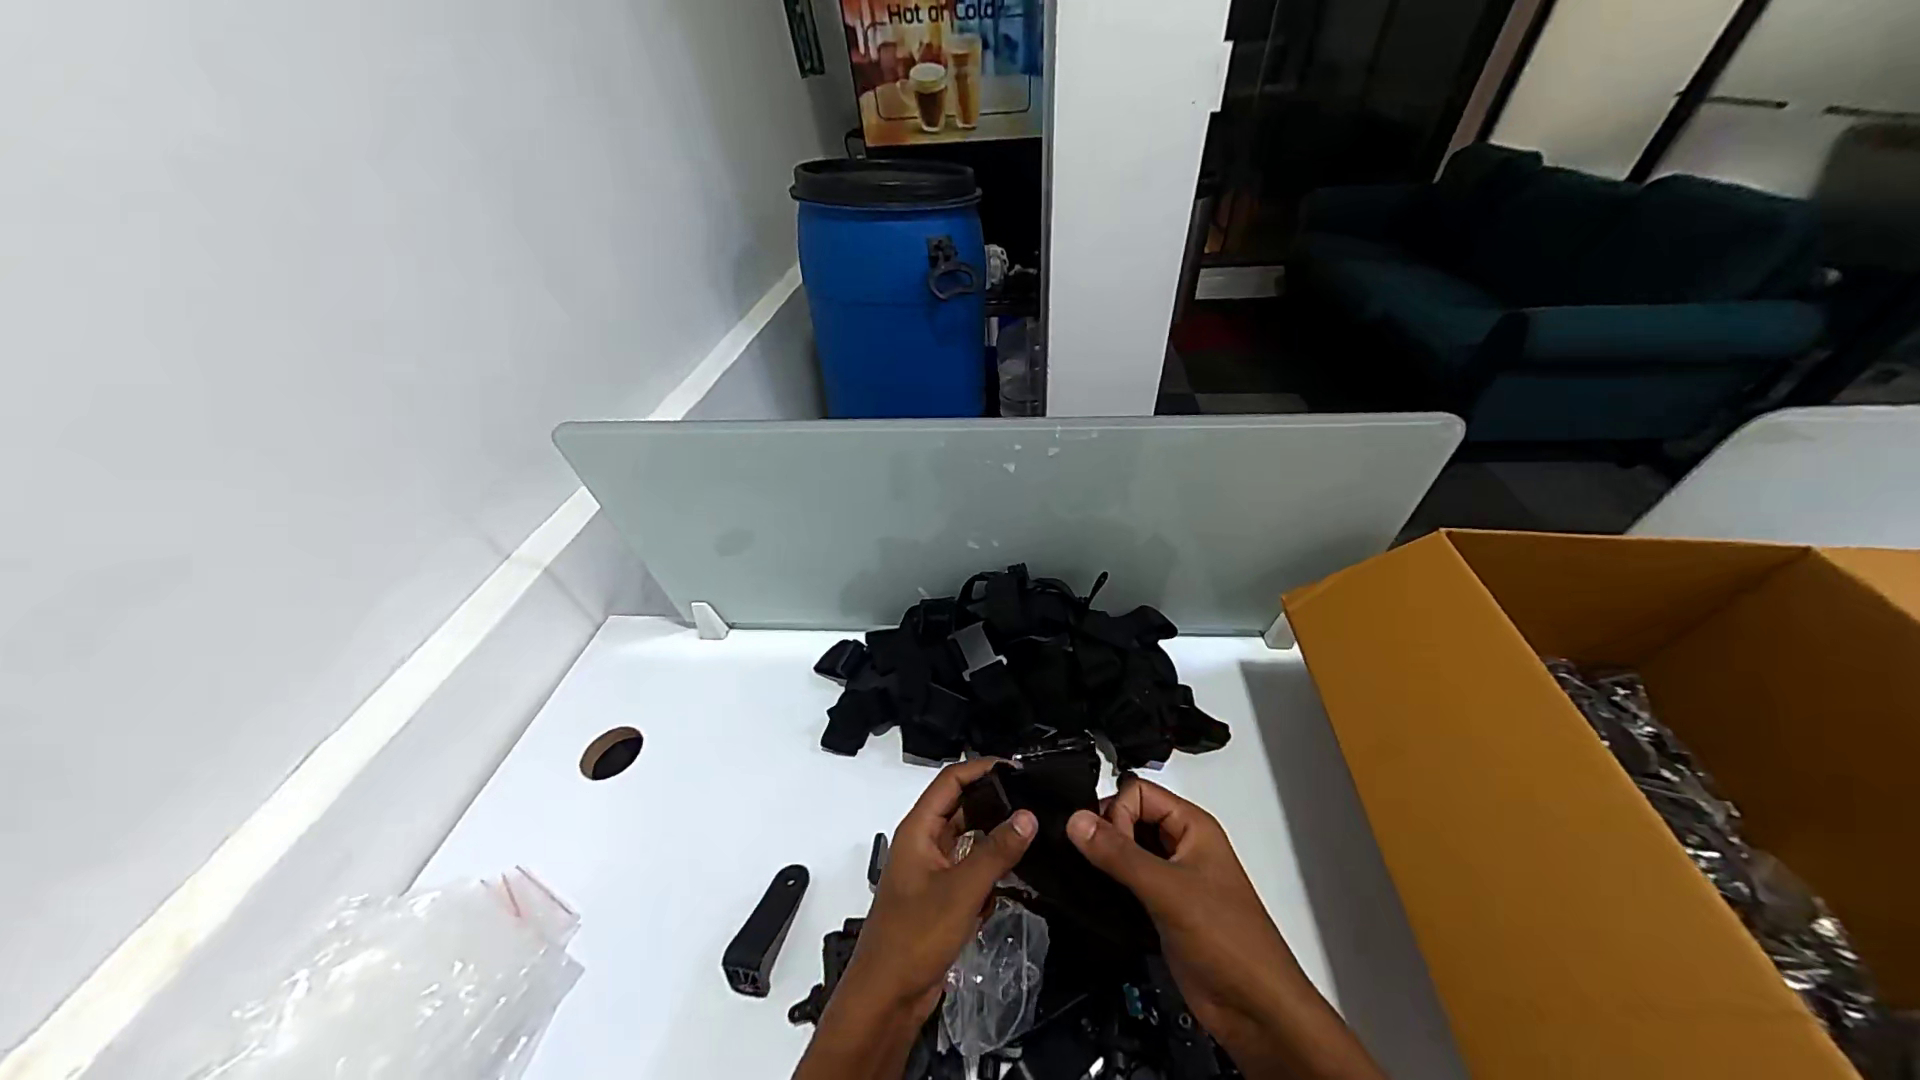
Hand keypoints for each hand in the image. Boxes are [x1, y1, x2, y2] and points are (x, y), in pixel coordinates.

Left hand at [795, 759, 1035, 1079]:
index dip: (981, 768)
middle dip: (994, 805)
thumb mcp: (961, 890)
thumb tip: (1027, 816)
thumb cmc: (913, 938)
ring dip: (995, 841)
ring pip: (969, 841)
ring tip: (1030, 837)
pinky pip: (971, 871)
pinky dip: (991, 872)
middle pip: (962, 808)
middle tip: (1031, 803)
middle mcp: (924, 844)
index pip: (950, 780)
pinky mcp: (942, 897)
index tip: (1015, 769)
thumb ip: (996, 851)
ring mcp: (933, 871)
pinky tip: (1014, 879)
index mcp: (918, 830)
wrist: (888, 997)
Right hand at [1067, 777, 1385, 1079]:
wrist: (1253, 1010)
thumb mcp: (1168, 890)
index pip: (1137, 792)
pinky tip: (1106, 899)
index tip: (1110, 843)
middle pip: (1128, 818)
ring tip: (1104, 881)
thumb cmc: (1235, 944)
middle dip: (1108, 835)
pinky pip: (1125, 881)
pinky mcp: (1161, 907)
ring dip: (1107, 861)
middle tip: (1104, 863)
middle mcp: (1181, 847)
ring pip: (1125, 850)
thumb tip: (1080, 823)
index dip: (1117, 813)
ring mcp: (1171, 877)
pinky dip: (1110, 886)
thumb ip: (1119, 854)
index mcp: (1193, 826)